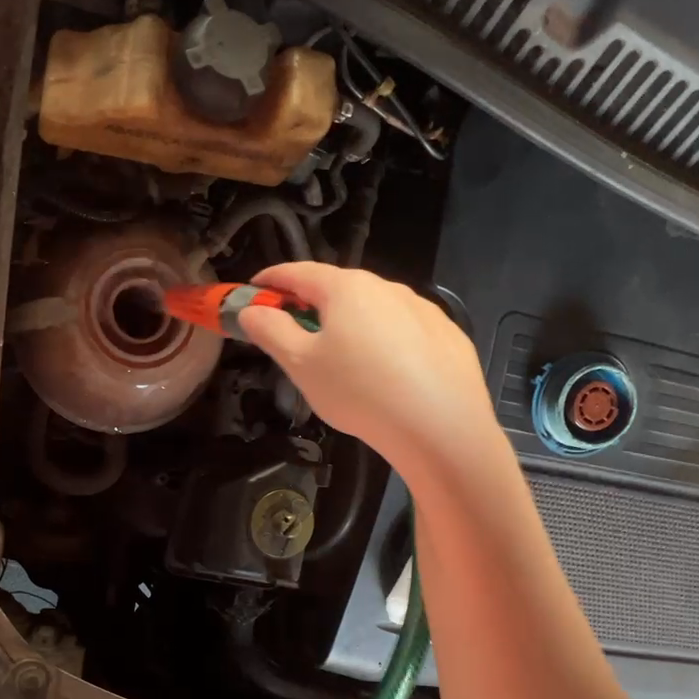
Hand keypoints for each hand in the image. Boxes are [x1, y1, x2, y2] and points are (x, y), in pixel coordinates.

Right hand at [237, 262, 495, 482]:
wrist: (440, 427)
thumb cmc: (359, 391)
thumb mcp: (301, 365)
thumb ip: (272, 331)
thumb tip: (251, 309)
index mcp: (346, 288)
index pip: (298, 271)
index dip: (270, 279)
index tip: (253, 290)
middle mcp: (386, 287)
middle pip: (338, 288)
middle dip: (311, 304)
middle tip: (294, 332)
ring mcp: (422, 309)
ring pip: (374, 309)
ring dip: (351, 322)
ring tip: (343, 359)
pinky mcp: (447, 335)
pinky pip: (404, 330)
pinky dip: (385, 341)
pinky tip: (387, 374)